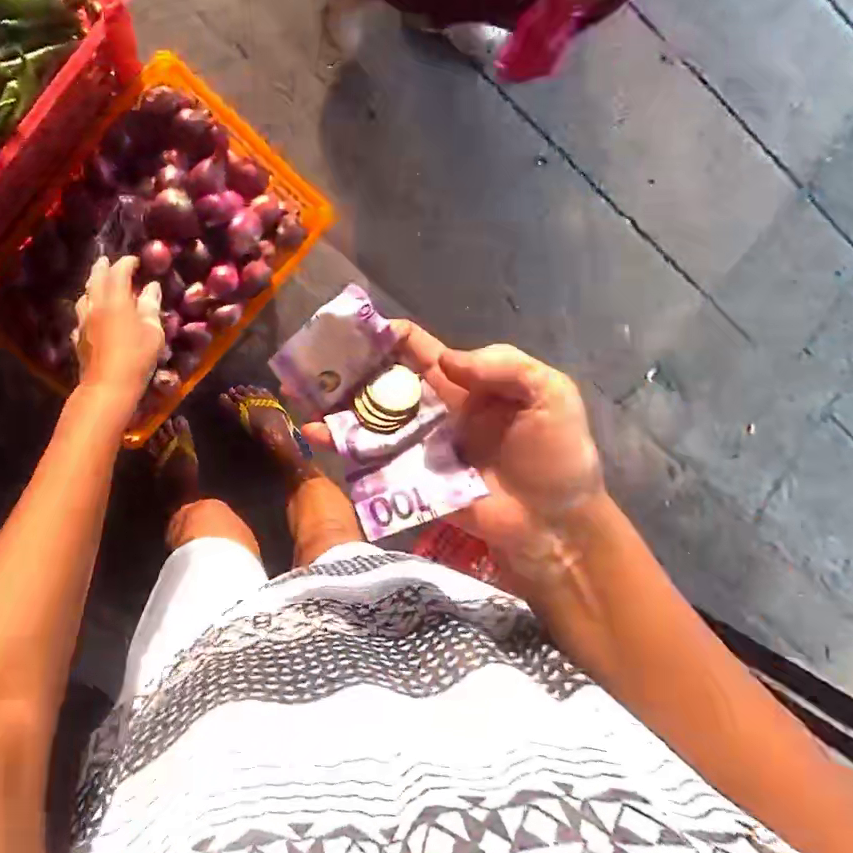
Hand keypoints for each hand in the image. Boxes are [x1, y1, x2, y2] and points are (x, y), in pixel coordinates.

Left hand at [73, 256, 162, 399]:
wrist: (107, 386)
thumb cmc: (136, 357)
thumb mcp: (153, 331)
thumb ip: (150, 306)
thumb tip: (151, 287)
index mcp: (116, 300)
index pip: (118, 272)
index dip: (126, 263)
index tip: (134, 261)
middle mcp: (96, 306)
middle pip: (96, 279)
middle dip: (103, 268)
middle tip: (108, 261)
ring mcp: (83, 322)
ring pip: (84, 296)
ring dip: (92, 286)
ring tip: (98, 285)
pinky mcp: (78, 338)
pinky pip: (81, 315)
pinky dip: (88, 307)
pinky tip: (92, 314)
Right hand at [306, 320, 603, 563]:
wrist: (556, 525)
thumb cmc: (557, 455)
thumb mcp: (550, 394)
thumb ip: (503, 365)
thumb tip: (444, 360)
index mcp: (459, 383)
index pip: (412, 348)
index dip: (382, 333)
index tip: (349, 326)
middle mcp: (428, 409)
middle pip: (377, 380)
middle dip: (342, 366)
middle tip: (306, 358)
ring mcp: (414, 445)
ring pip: (364, 417)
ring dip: (330, 402)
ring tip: (295, 390)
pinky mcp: (406, 479)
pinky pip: (368, 458)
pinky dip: (339, 445)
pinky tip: (315, 433)